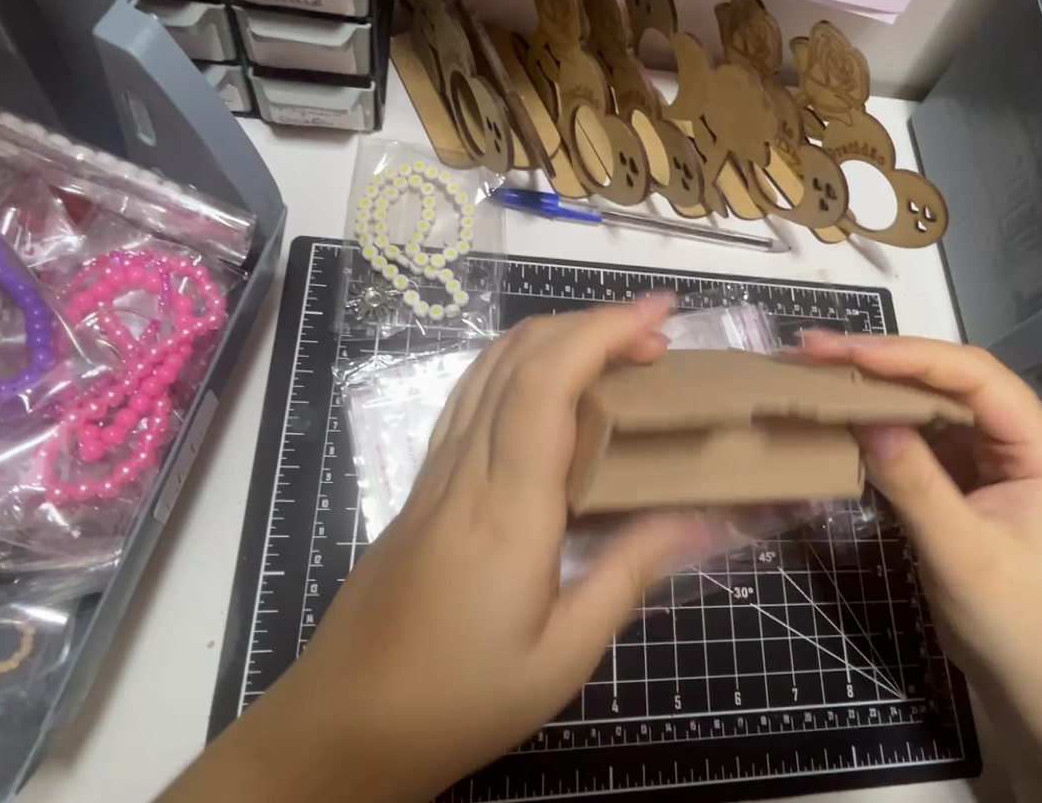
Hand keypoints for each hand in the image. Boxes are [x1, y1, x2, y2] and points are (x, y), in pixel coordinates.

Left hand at [166, 296, 708, 802]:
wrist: (342, 726)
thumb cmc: (458, 699)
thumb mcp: (562, 656)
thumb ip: (629, 573)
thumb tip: (699, 517)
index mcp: (507, 507)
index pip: (547, 382)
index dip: (602, 331)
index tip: (658, 316)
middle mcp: (466, 468)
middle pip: (519, 355)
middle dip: (590, 324)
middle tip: (655, 339)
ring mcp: (437, 470)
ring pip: (489, 366)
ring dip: (554, 336)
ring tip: (614, 350)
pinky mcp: (424, 482)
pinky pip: (472, 395)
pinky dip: (520, 363)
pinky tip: (550, 386)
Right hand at [794, 332, 1041, 703]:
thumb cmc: (1019, 627)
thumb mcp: (964, 556)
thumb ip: (915, 484)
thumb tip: (865, 416)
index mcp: (1041, 447)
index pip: (974, 377)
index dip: (908, 356)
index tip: (844, 353)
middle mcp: (1016, 439)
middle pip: (946, 379)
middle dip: (881, 362)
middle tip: (813, 352)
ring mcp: (987, 459)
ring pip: (927, 403)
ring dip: (874, 388)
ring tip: (817, 374)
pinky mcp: (960, 480)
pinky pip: (916, 437)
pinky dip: (877, 425)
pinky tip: (841, 418)